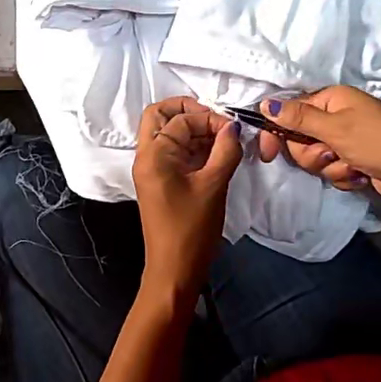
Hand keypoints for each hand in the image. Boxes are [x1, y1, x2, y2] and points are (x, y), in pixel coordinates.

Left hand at [132, 96, 243, 302]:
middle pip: (160, 115)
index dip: (209, 118)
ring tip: (223, 140)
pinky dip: (192, 146)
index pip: (180, 119)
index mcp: (153, 154)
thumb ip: (225, 150)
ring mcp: (152, 169)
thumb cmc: (191, 228)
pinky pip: (173, 151)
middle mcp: (146, 156)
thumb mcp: (214, 185)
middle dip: (189, 112)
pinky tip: (217, 154)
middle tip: (218, 123)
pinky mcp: (161, 181)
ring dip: (193, 130)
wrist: (174, 269)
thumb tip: (233, 126)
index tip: (234, 130)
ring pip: (166, 132)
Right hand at [253, 85, 380, 221]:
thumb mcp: (336, 128)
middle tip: (331, 154)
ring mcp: (347, 142)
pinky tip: (362, 176)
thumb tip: (265, 103)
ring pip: (315, 159)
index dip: (276, 132)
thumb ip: (298, 118)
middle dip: (311, 154)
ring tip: (353, 166)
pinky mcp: (355, 164)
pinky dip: (344, 177)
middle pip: (299, 139)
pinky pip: (332, 172)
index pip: (290, 112)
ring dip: (331, 168)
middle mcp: (337, 118)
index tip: (267, 152)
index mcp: (332, 100)